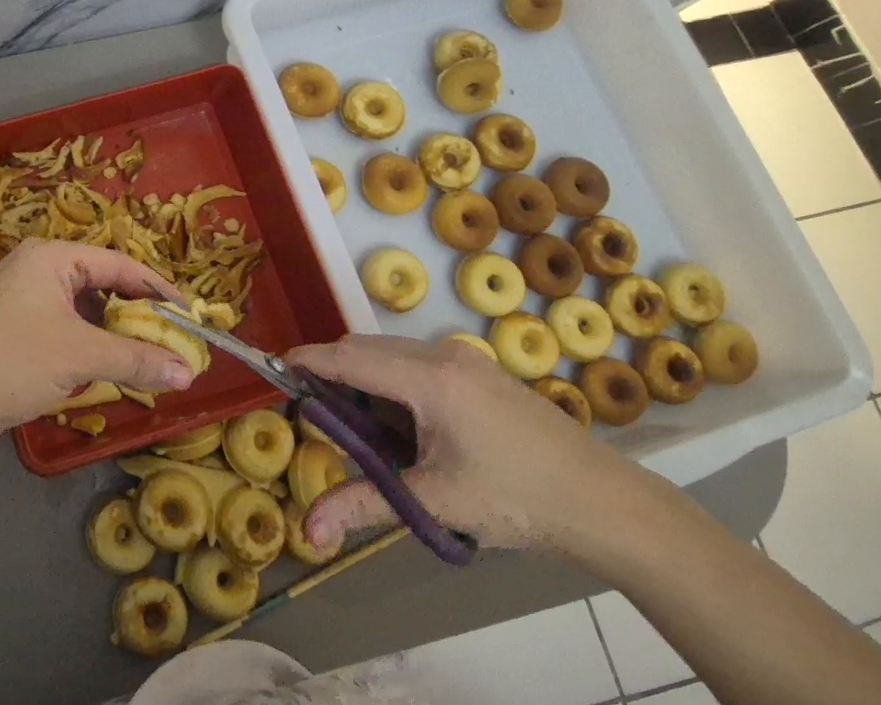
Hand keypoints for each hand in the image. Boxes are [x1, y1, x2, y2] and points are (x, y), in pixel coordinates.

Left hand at [0, 239, 196, 445]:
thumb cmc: (13, 361)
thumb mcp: (82, 357)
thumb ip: (137, 360)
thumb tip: (189, 373)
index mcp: (50, 258)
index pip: (119, 265)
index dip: (159, 291)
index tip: (191, 316)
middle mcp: (34, 270)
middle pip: (101, 286)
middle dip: (137, 316)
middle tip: (173, 341)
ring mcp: (20, 301)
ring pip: (83, 312)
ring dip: (114, 335)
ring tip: (148, 359)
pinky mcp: (13, 331)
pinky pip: (64, 331)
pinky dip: (89, 347)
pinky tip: (109, 370)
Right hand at [293, 335, 644, 552]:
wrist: (606, 504)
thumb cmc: (518, 499)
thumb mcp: (435, 501)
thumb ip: (365, 505)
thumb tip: (308, 531)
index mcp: (429, 378)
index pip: (348, 357)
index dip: (307, 361)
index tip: (274, 370)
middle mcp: (444, 356)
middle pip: (366, 348)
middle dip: (333, 373)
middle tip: (315, 417)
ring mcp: (467, 362)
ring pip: (392, 354)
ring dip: (363, 380)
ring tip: (357, 431)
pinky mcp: (481, 375)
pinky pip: (416, 364)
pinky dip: (391, 384)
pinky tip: (400, 429)